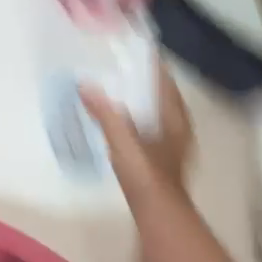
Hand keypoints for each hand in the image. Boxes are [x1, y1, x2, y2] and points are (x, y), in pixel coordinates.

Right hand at [81, 67, 193, 203]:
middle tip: (116, 61)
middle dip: (141, 78)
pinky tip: (116, 116)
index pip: (164, 80)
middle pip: (160, 93)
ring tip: (112, 84)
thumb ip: (104, 113)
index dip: (151, 62)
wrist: (158, 215)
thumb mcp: (123, 141)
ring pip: (154, 110)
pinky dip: (133, 114)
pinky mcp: (159, 155)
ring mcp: (170, 142)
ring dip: (136, 97)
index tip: (131, 45)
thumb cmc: (146, 175)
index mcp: (175, 118)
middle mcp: (177, 127)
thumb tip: (85, 84)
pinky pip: (146, 123)